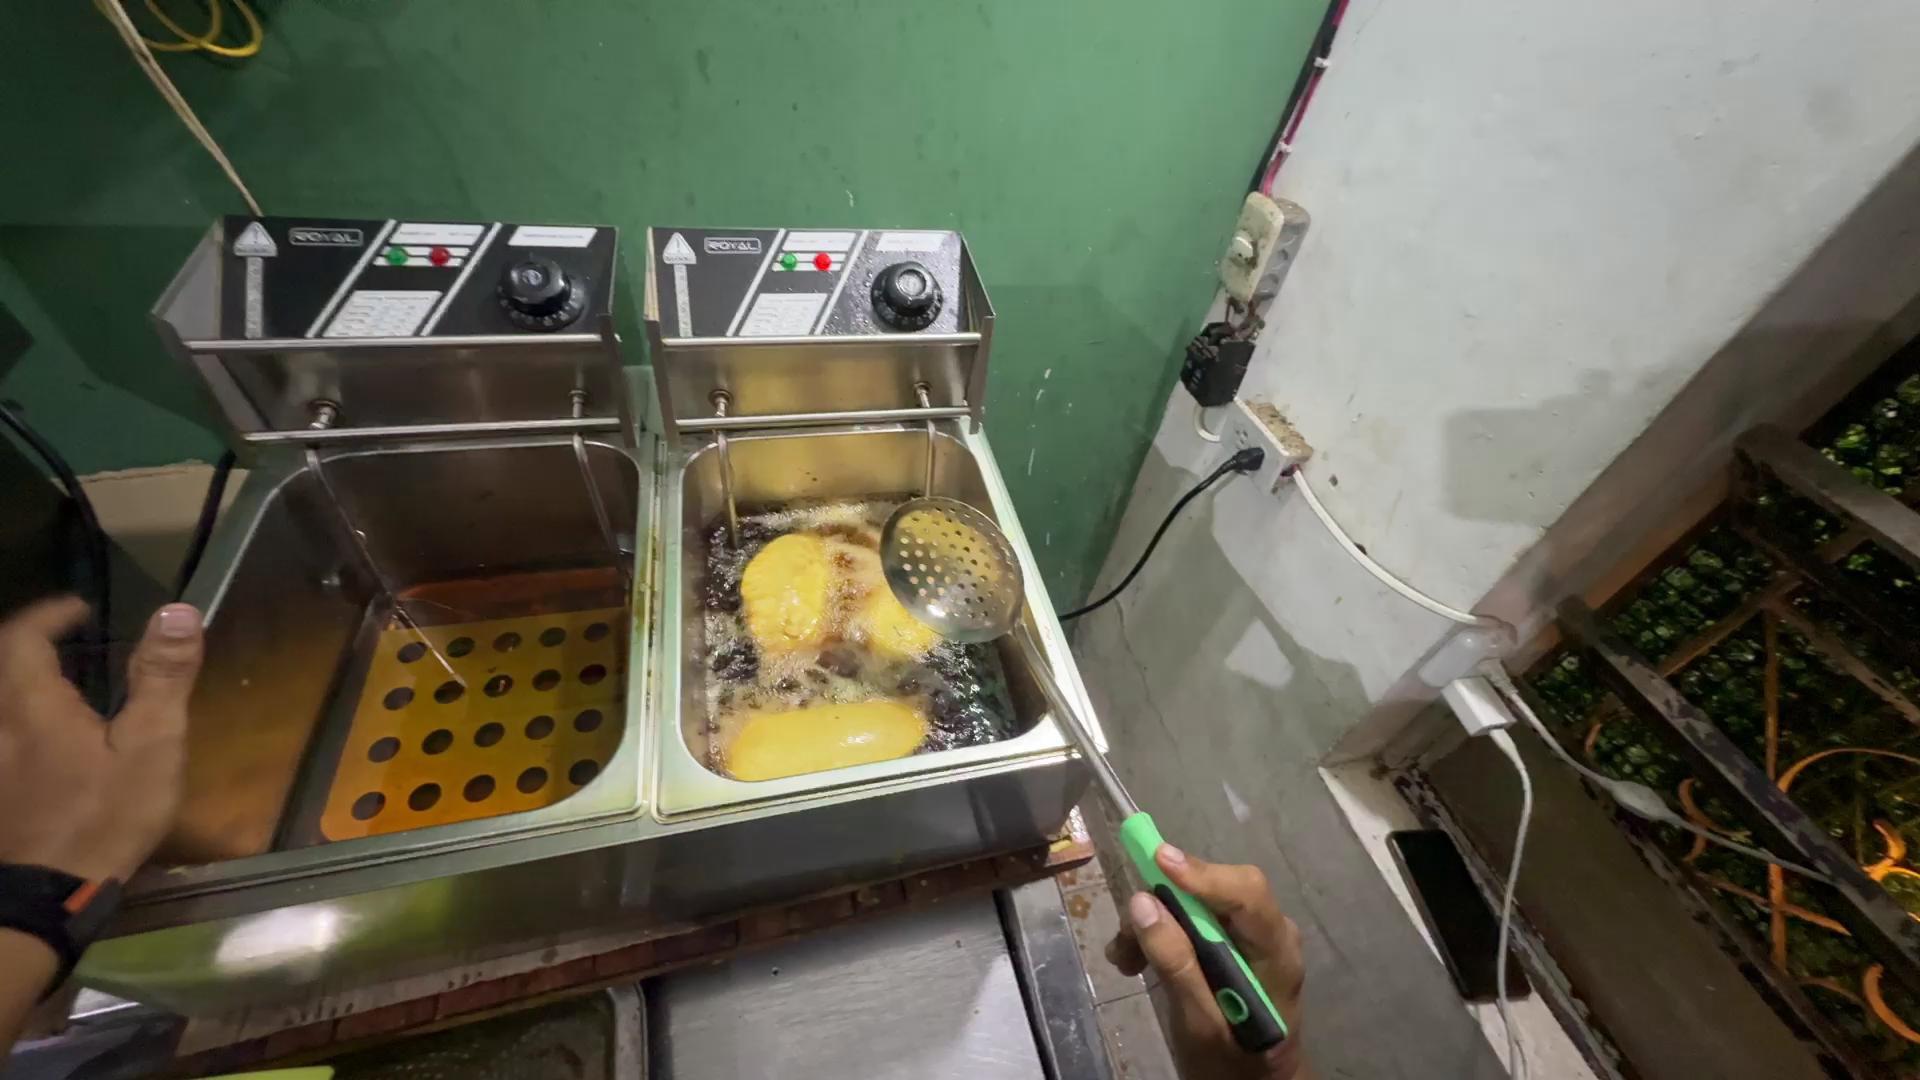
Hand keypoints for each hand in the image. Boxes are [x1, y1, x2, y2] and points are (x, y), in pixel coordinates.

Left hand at [0, 598, 204, 881]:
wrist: (47, 892)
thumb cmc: (108, 811)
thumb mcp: (152, 741)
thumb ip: (162, 676)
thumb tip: (177, 612)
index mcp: (32, 710)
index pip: (20, 643)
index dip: (47, 618)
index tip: (81, 608)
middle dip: (29, 649)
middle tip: (73, 640)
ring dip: (22, 686)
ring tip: (63, 683)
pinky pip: (2, 737)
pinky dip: (21, 719)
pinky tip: (47, 737)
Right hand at [1106, 845, 1310, 1079]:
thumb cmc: (1236, 1066)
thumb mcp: (1202, 1027)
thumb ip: (1177, 966)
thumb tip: (1141, 902)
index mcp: (1277, 954)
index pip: (1247, 893)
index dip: (1202, 873)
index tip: (1158, 860)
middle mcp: (1268, 931)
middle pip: (1213, 890)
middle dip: (1164, 903)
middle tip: (1126, 932)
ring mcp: (1248, 932)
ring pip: (1193, 901)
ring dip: (1153, 921)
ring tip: (1124, 958)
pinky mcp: (1228, 937)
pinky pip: (1188, 916)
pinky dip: (1157, 931)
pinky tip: (1134, 959)